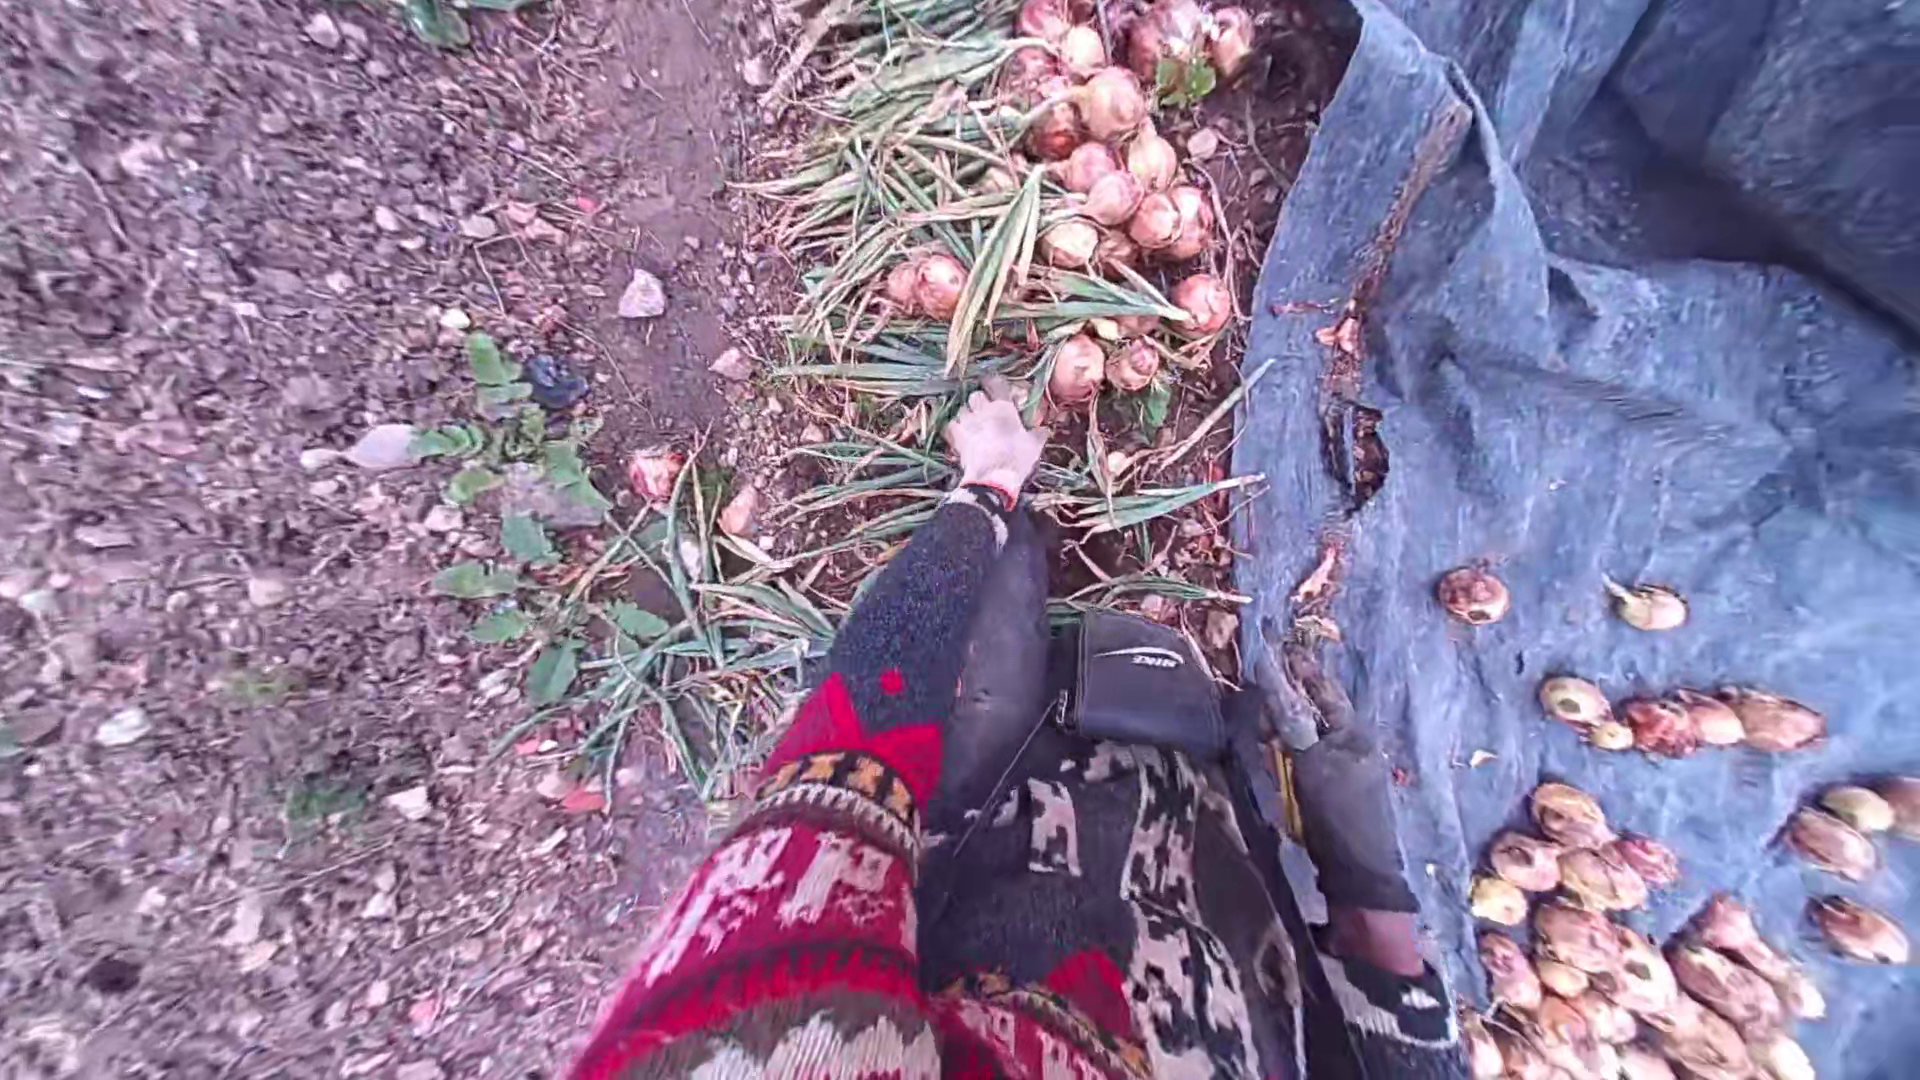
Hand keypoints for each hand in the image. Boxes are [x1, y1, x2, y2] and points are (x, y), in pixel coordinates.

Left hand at [945, 375, 1048, 504]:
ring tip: (972, 424)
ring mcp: (967, 422)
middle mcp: (983, 410)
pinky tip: (959, 434)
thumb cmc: (1017, 458)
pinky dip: (953, 428)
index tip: (994, 388)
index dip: (993, 383)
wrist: (994, 477)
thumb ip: (1037, 434)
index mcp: (1004, 407)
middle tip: (984, 411)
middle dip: (978, 401)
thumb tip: (1043, 430)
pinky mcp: (956, 436)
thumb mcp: (1034, 446)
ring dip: (966, 414)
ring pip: (961, 409)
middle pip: (975, 395)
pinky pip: (950, 425)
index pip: (996, 383)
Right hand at [1258, 642, 1418, 914]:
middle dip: (1286, 700)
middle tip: (1260, 695)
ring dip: (1284, 726)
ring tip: (1264, 727)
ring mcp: (1346, 764)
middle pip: (1313, 709)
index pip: (1323, 689)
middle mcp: (1354, 743)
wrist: (1357, 870)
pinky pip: (1306, 753)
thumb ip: (1291, 723)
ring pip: (1307, 731)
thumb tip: (1274, 686)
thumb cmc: (1336, 811)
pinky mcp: (1335, 783)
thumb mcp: (1309, 763)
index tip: (1280, 649)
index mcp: (1354, 733)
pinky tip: (1274, 753)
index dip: (1301, 669)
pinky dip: (1288, 748)